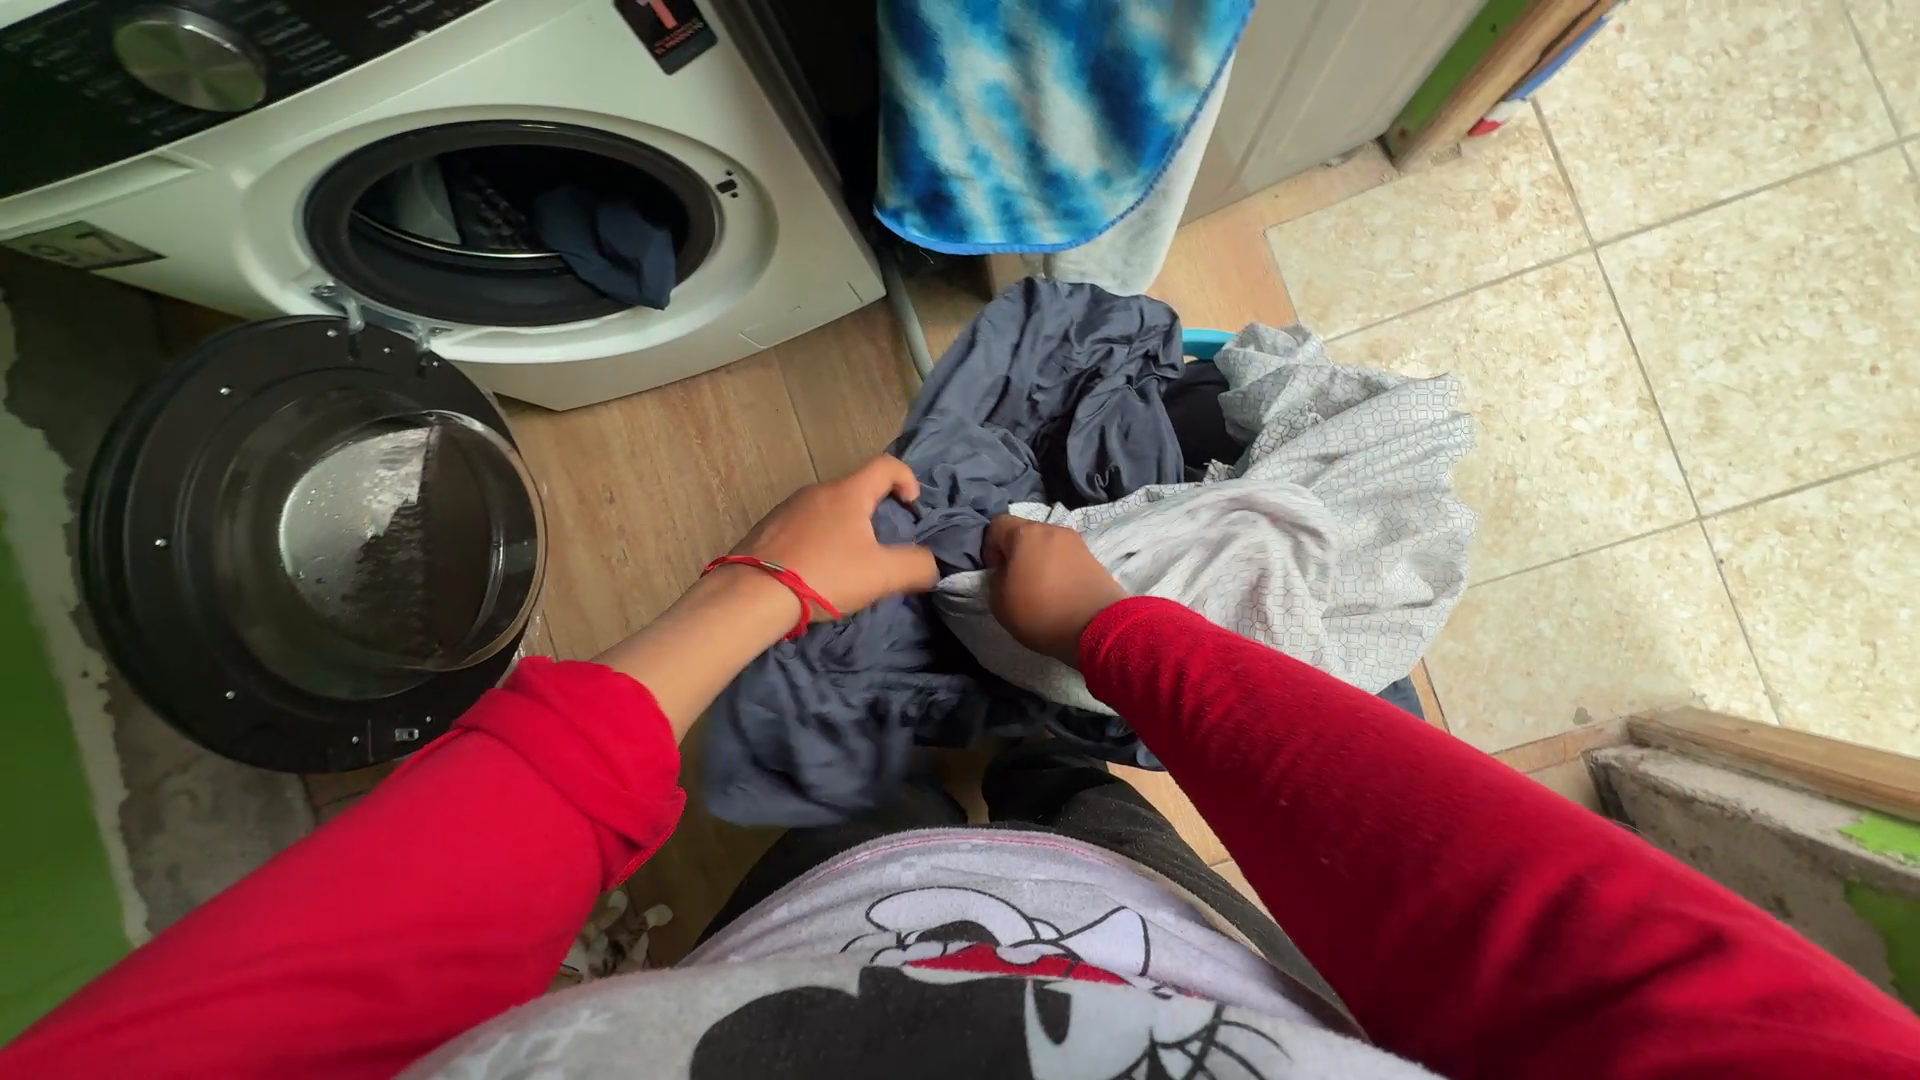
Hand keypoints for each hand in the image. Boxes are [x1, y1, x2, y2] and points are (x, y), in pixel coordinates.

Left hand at [734, 455, 938, 619]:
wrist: (752, 596)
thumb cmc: (824, 575)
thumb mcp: (882, 575)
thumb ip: (917, 567)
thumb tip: (933, 565)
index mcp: (848, 493)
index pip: (886, 465)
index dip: (907, 479)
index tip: (911, 508)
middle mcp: (816, 491)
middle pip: (856, 489)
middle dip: (875, 512)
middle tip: (880, 547)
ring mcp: (786, 508)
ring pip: (827, 509)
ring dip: (844, 528)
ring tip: (845, 564)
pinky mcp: (765, 528)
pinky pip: (802, 526)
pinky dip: (816, 540)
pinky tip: (813, 570)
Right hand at [984, 516, 1127, 667]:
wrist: (1098, 626)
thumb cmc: (1041, 612)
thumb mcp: (999, 603)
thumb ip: (996, 580)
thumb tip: (1007, 573)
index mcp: (1025, 533)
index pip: (996, 525)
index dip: (989, 548)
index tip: (995, 572)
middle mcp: (1052, 529)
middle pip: (1024, 533)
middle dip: (1015, 553)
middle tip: (1016, 583)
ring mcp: (1076, 542)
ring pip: (1046, 545)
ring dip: (1038, 561)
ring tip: (1041, 589)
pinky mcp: (1093, 557)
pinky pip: (1064, 557)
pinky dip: (1058, 569)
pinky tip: (1060, 592)